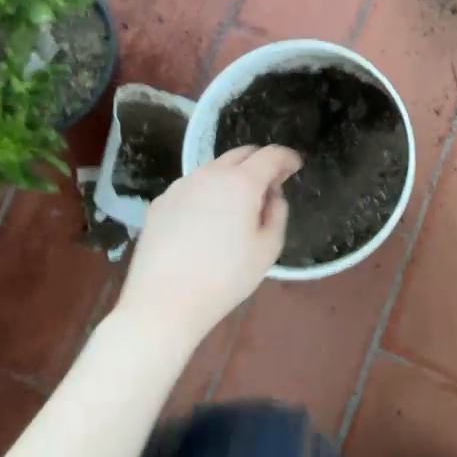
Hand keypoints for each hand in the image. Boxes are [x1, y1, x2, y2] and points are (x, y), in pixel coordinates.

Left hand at [114, 145, 300, 348]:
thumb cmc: (225, 278)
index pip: (271, 155)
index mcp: (241, 183)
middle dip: (260, 163)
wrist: (163, 302)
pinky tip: (205, 223)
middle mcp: (210, 175)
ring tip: (236, 207)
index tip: (295, 167)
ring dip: (232, 178)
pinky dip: (207, 194)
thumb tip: (272, 196)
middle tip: (270, 185)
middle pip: (241, 154)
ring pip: (214, 169)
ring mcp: (181, 186)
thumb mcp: (268, 249)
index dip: (287, 158)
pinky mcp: (160, 202)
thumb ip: (277, 213)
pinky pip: (192, 188)